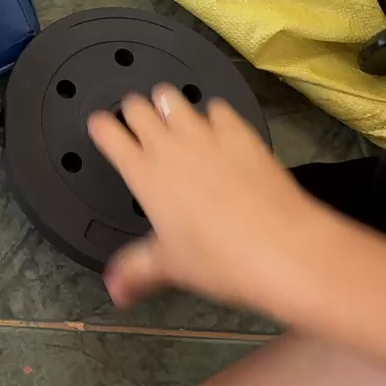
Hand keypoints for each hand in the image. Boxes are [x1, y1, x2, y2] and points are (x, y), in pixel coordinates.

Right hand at [87, 86, 345, 312]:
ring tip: (175, 120)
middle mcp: (167, 144)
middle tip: (142, 127)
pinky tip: (220, 130)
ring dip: (168, 104)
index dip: (100, 126)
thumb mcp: (172, 268)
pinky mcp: (237, 129)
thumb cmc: (220, 260)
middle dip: (133, 110)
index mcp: (143, 172)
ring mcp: (203, 132)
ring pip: (170, 96)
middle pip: (135, 105)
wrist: (285, 248)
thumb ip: (136, 270)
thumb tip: (114, 289)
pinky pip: (216, 106)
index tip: (102, 129)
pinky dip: (213, 115)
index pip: (107, 132)